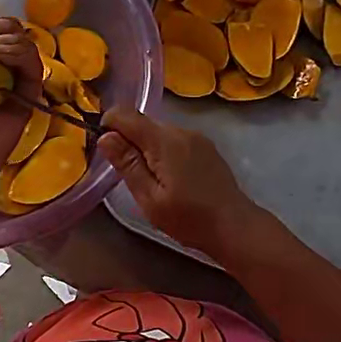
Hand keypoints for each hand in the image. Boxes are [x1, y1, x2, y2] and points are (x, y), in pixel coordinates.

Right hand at [97, 106, 261, 256]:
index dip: (108, 126)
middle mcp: (181, 131)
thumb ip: (127, 164)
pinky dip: (162, 151)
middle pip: (142, 122)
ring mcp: (195, 137)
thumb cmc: (188, 218)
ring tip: (147, 179)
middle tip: (126, 173)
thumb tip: (105, 137)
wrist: (235, 227)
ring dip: (145, 147)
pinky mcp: (204, 146)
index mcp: (164, 141)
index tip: (106, 151)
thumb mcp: (150, 198)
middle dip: (127, 140)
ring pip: (157, 131)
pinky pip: (173, 139)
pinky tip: (168, 177)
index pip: (125, 115)